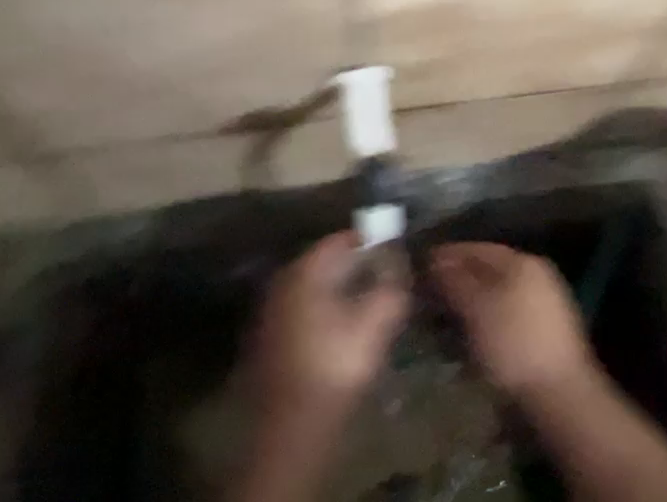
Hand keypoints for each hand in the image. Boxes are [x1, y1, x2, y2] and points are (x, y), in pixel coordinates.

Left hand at [249, 231, 409, 415]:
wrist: (290, 426)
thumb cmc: (335, 367)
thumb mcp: (375, 324)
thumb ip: (391, 288)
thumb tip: (399, 265)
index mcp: (305, 271)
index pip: (342, 240)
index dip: (371, 243)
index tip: (393, 254)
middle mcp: (281, 281)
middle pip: (324, 261)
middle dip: (354, 266)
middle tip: (383, 279)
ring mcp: (269, 310)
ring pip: (311, 287)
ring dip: (337, 290)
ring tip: (365, 305)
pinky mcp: (266, 337)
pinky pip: (300, 310)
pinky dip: (321, 311)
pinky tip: (339, 331)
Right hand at [429, 242, 598, 398]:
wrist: (559, 396)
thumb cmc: (514, 344)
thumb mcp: (477, 308)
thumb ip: (455, 281)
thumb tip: (436, 260)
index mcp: (522, 262)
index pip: (477, 248)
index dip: (446, 256)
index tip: (418, 267)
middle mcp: (536, 277)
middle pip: (487, 271)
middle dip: (455, 281)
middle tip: (424, 295)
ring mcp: (542, 306)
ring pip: (495, 296)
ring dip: (467, 304)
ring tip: (439, 319)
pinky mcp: (541, 334)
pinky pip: (503, 318)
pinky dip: (482, 323)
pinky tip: (465, 340)